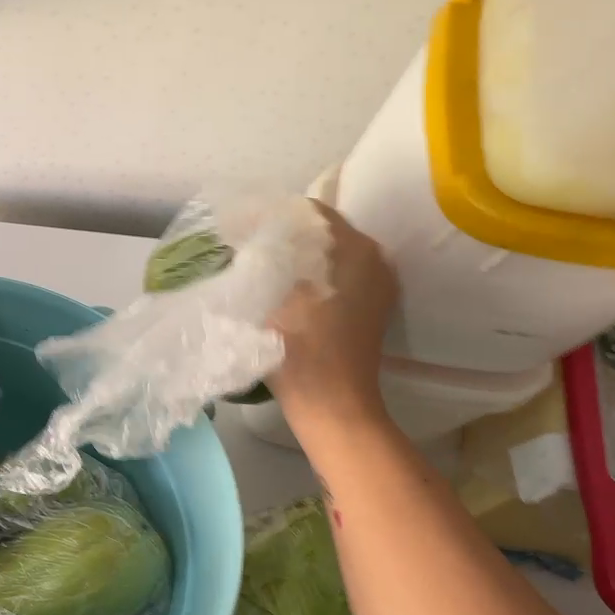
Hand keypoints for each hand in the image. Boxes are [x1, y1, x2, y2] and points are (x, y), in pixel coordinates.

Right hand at [266, 201, 399, 439]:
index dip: (273, 216)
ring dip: (295, 259)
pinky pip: (335, 278)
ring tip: (257, 268)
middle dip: (283, 236)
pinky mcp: (369, 309)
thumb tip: (246, 240)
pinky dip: (308, 278)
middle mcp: (373, 258)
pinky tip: (281, 293)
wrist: (332, 403)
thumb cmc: (299, 351)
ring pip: (327, 256)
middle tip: (243, 247)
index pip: (311, 211)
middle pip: (321, 233)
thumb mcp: (271, 300)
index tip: (239, 228)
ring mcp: (376, 285)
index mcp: (354, 248)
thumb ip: (263, 262)